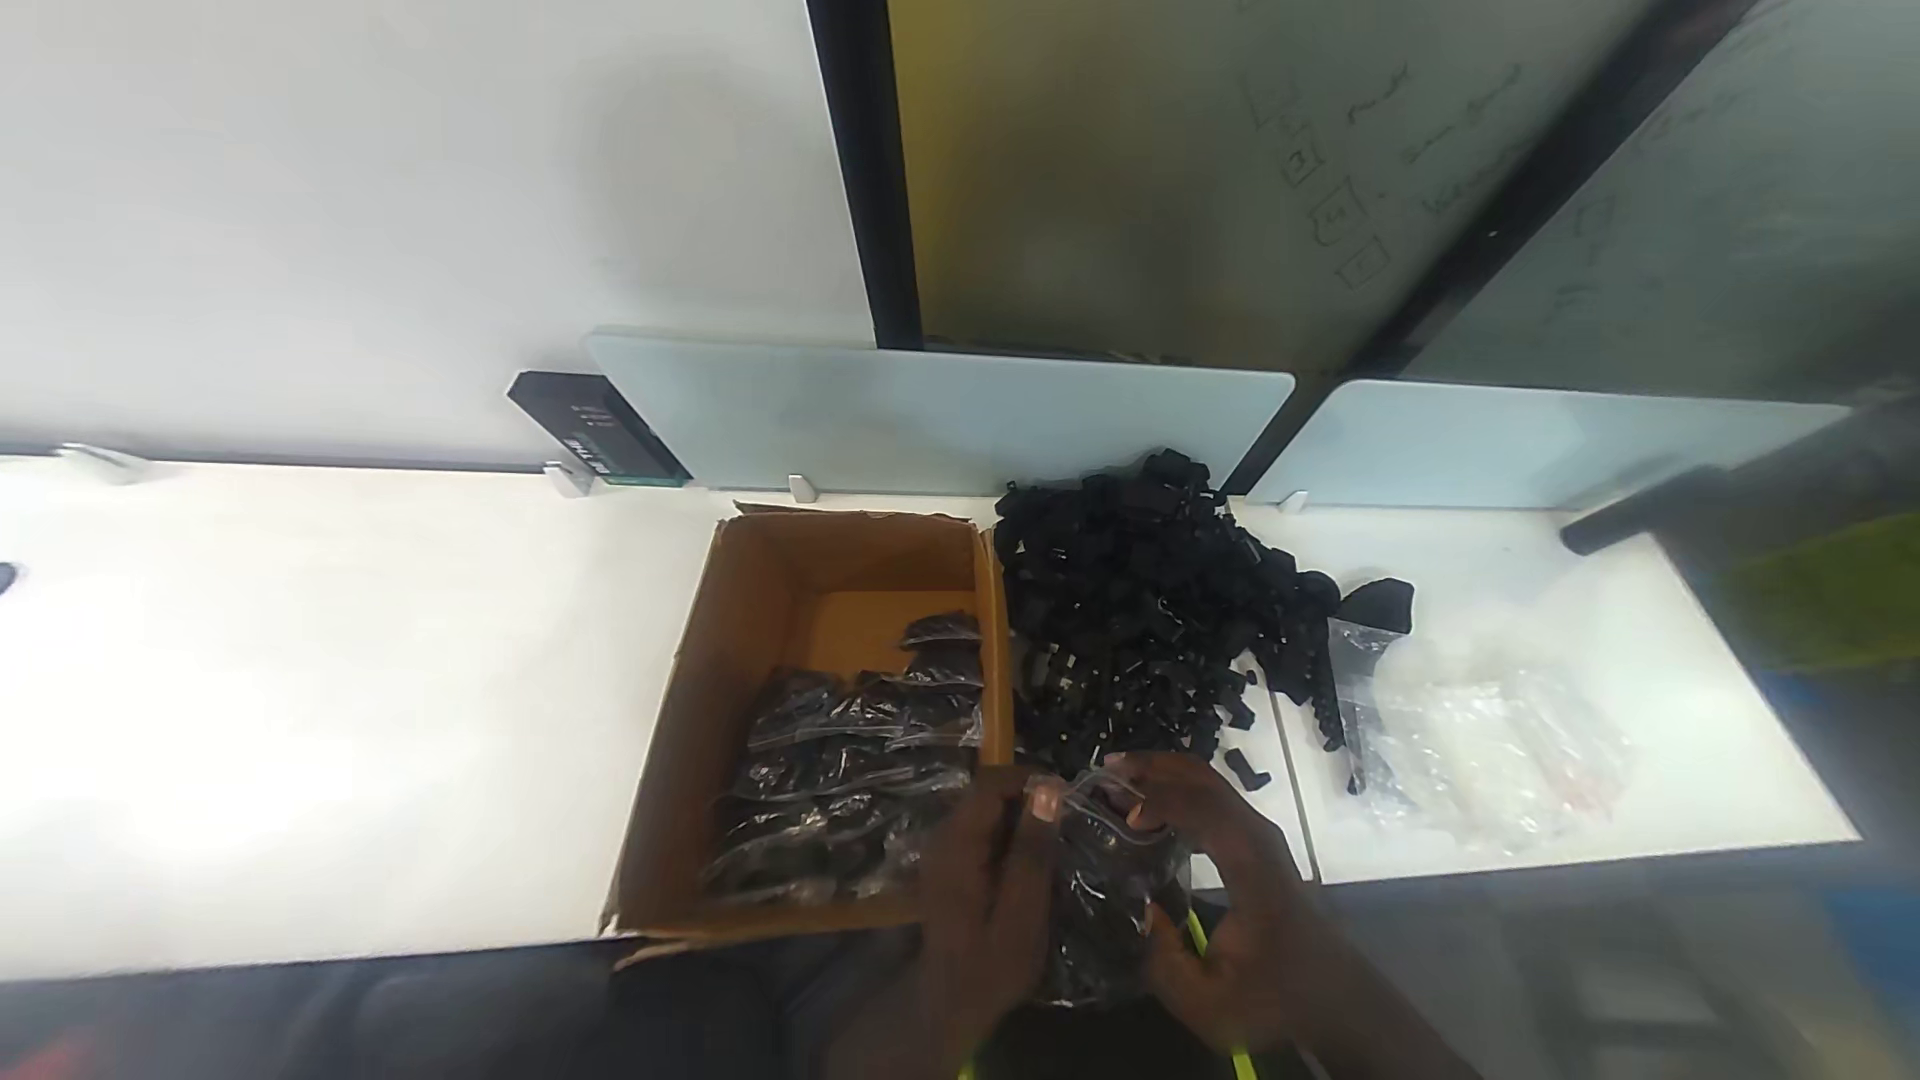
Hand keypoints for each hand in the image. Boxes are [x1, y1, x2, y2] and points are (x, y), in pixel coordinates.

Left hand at [826, 765, 1064, 1078]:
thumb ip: (1033, 850)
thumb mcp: (1022, 913)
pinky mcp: (948, 859)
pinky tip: (1029, 857)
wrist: (946, 1003)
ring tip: (1052, 836)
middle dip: (1027, 796)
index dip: (1027, 778)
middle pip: (986, 791)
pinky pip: (980, 827)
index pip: (989, 783)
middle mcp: (943, 834)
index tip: (1064, 793)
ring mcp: (942, 846)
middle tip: (1064, 818)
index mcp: (957, 843)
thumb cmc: (989, 965)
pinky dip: (1008, 831)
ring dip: (1019, 813)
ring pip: (985, 807)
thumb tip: (1048, 790)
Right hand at [1107, 752, 1480, 1078]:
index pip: (1206, 810)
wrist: (1333, 995)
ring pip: (1206, 778)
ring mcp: (1256, 830)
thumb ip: (1164, 963)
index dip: (1162, 803)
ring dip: (1160, 770)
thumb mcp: (1211, 1006)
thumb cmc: (1273, 998)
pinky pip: (1209, 792)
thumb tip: (1138, 907)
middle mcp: (1256, 836)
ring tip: (1117, 777)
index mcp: (1252, 868)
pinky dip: (1173, 784)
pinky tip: (1145, 800)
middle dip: (1152, 768)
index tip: (1126, 820)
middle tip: (1105, 773)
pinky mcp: (1251, 834)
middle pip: (1203, 779)